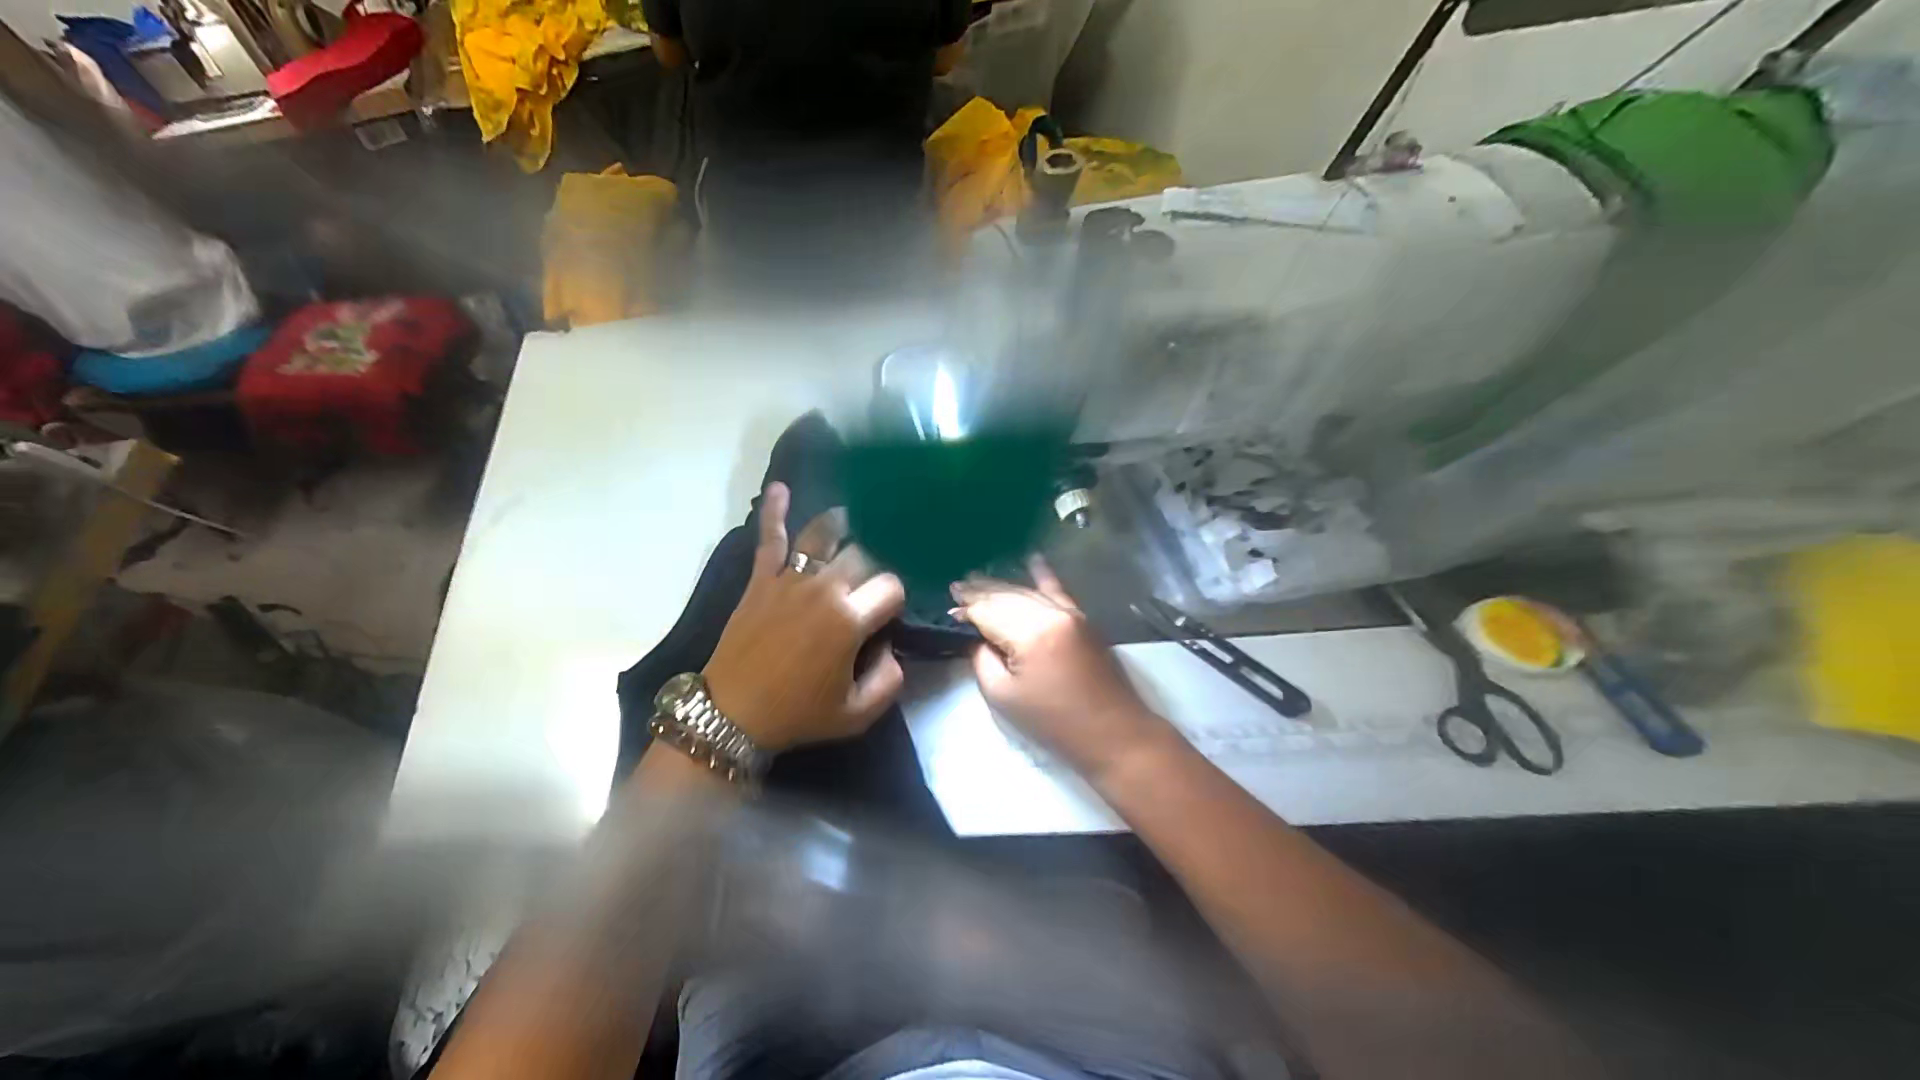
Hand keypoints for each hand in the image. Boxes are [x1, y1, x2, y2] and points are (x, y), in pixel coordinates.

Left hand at [702, 483, 906, 752]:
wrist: (731, 714)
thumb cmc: (797, 714)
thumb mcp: (856, 714)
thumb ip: (889, 680)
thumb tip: (893, 649)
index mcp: (849, 619)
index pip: (891, 586)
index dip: (896, 597)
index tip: (889, 612)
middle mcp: (823, 588)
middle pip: (862, 554)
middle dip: (875, 563)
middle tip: (873, 577)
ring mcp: (789, 578)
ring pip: (822, 535)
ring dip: (842, 524)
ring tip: (852, 520)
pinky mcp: (761, 578)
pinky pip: (770, 537)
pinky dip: (775, 510)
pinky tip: (782, 487)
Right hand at [951, 558, 1178, 781]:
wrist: (1113, 733)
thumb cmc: (1054, 722)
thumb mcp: (1003, 697)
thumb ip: (983, 660)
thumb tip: (979, 638)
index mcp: (1030, 632)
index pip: (988, 611)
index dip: (966, 610)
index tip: (948, 610)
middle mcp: (1051, 613)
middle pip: (1007, 596)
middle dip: (980, 592)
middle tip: (956, 588)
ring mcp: (1071, 613)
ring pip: (1029, 592)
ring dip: (1003, 586)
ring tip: (978, 579)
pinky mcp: (1084, 620)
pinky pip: (1059, 591)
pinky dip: (1044, 576)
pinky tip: (1033, 560)